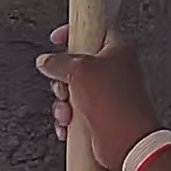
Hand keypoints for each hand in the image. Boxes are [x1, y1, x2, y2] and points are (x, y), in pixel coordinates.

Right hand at [35, 25, 160, 169]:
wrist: (124, 140)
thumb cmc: (113, 102)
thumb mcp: (79, 71)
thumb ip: (58, 62)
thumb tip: (46, 61)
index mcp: (117, 50)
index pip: (93, 30)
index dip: (73, 33)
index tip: (56, 38)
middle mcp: (114, 71)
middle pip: (77, 64)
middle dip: (62, 79)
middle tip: (64, 86)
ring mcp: (107, 94)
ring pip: (73, 90)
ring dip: (64, 103)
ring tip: (68, 111)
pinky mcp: (101, 114)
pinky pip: (76, 111)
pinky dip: (68, 118)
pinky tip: (68, 125)